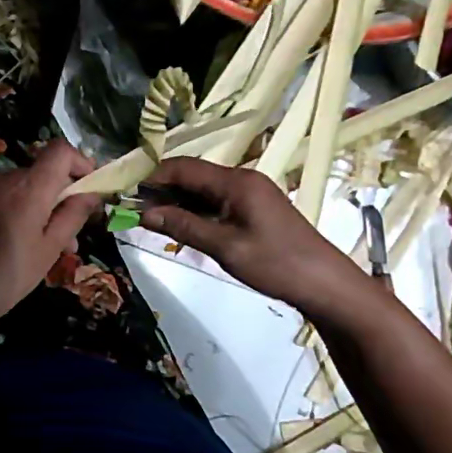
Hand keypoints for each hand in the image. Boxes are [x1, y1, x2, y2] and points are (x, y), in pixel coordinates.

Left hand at [0, 140, 99, 326]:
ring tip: (55, 246)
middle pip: (44, 171)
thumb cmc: (11, 274)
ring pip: (28, 186)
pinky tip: (29, 241)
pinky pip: (10, 196)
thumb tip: (92, 193)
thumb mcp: (51, 248)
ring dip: (45, 207)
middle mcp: (6, 179)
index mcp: (28, 187)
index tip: (91, 187)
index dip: (80, 162)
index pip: (59, 151)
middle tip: (74, 233)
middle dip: (64, 196)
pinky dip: (25, 210)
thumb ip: (74, 214)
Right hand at [139, 157, 360, 311]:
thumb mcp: (224, 247)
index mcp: (236, 181)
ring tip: (150, 222)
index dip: (151, 178)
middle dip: (160, 191)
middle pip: (190, 176)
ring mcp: (249, 193)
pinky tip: (179, 228)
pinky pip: (214, 202)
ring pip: (201, 190)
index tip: (126, 195)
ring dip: (175, 203)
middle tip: (133, 212)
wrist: (326, 285)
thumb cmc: (276, 264)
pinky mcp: (253, 208)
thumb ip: (182, 226)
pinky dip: (193, 212)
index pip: (182, 167)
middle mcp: (241, 179)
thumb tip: (143, 213)